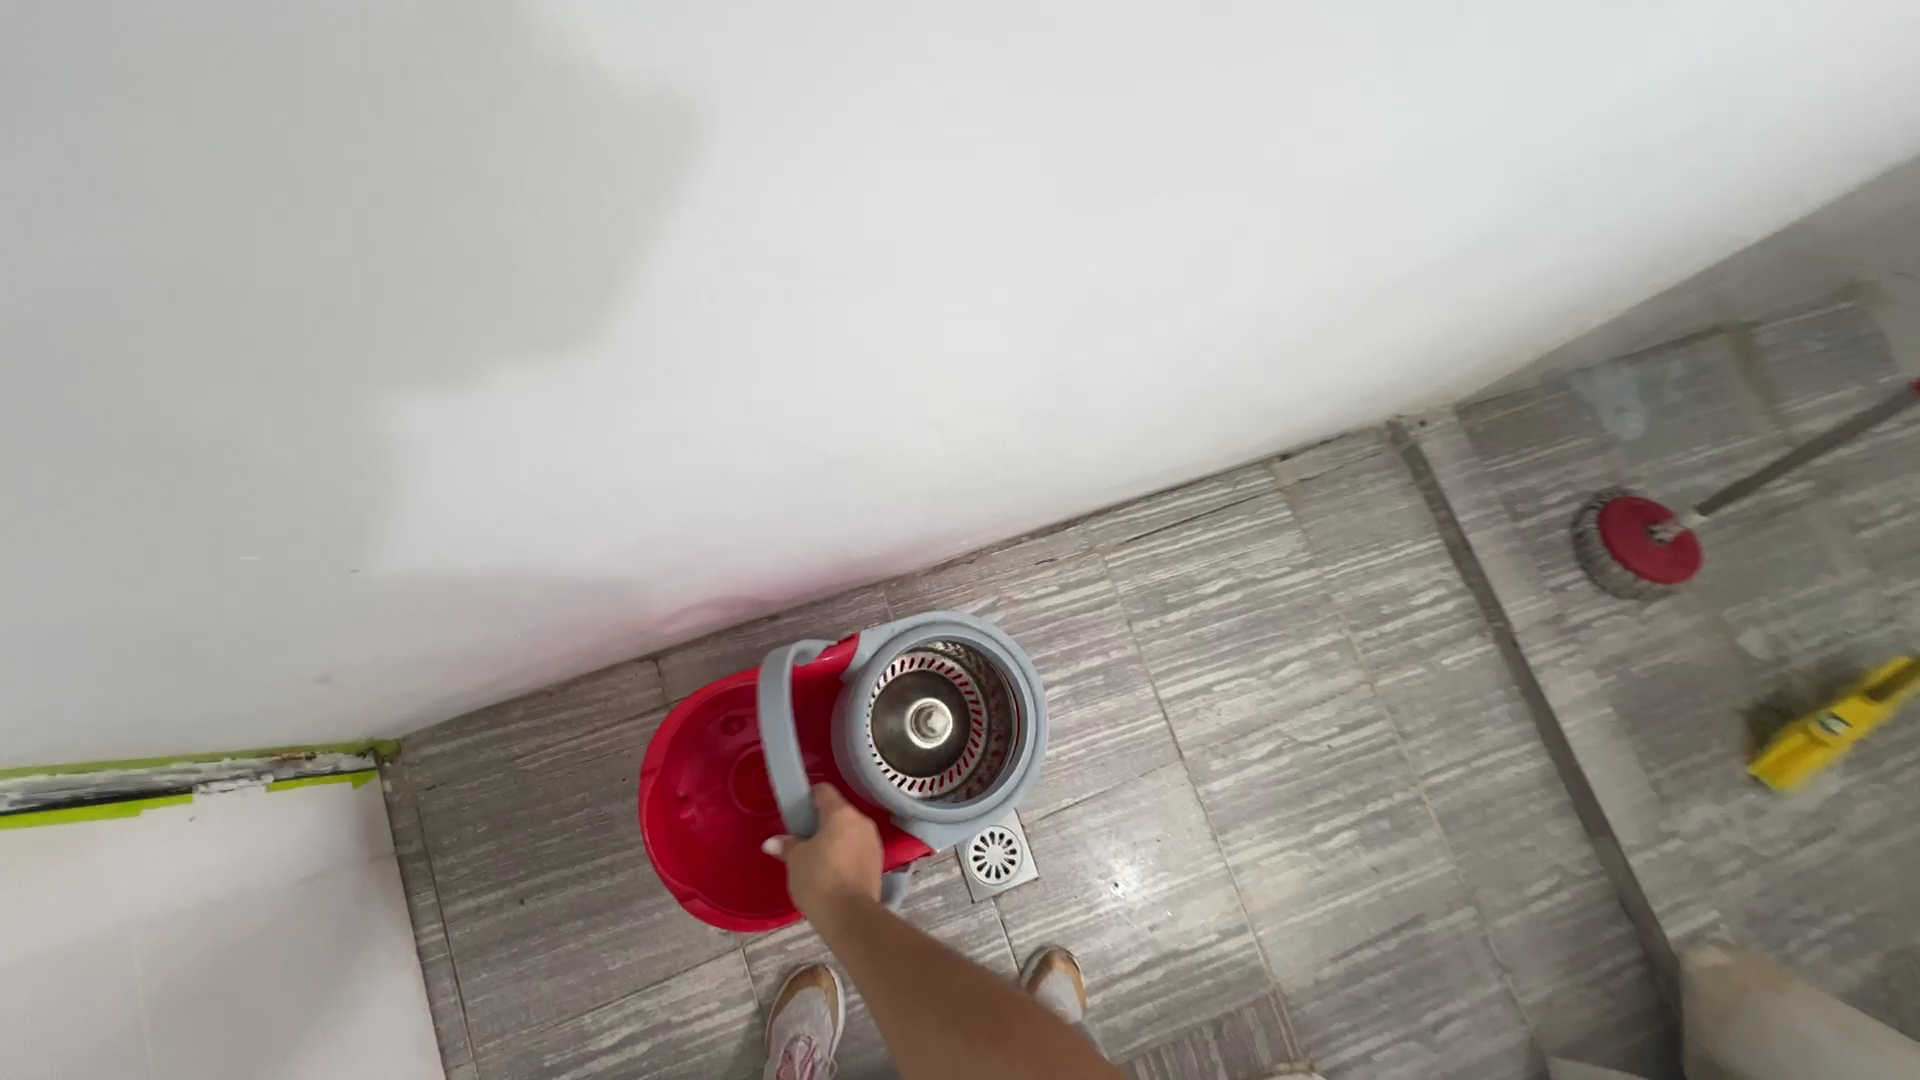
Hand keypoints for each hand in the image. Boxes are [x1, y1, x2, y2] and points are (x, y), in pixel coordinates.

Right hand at [762, 783, 882, 919]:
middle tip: (803, 839)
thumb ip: (787, 846)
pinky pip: (858, 849)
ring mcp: (873, 841)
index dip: (808, 797)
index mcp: (841, 813)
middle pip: (838, 812)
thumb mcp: (796, 861)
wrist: (850, 916)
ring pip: (849, 831)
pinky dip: (846, 854)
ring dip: (835, 839)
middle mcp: (861, 821)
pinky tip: (832, 872)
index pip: (824, 791)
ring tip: (816, 859)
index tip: (797, 811)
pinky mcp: (878, 862)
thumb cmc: (819, 880)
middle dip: (821, 822)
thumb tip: (772, 842)